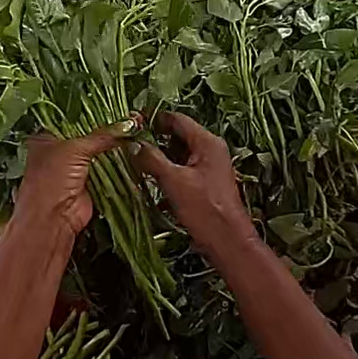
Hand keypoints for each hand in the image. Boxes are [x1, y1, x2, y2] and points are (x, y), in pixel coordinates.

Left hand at [8, 123, 131, 238]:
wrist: (53, 220)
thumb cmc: (51, 180)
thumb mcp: (74, 149)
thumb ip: (101, 135)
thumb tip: (128, 122)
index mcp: (48, 137)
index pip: (75, 117)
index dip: (96, 112)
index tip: (119, 106)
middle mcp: (61, 149)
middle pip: (90, 134)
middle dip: (111, 127)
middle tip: (133, 117)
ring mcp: (77, 166)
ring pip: (101, 150)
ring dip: (117, 143)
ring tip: (138, 128)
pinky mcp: (92, 181)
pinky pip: (109, 166)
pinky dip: (121, 159)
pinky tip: (135, 147)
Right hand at [132, 111, 256, 254]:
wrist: (226, 239)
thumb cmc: (203, 208)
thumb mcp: (173, 180)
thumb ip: (152, 159)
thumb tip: (134, 145)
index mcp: (207, 142)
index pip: (178, 119)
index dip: (155, 119)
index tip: (134, 123)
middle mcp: (211, 149)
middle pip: (179, 135)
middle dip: (155, 140)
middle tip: (131, 144)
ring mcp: (210, 166)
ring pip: (180, 154)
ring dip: (161, 158)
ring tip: (136, 162)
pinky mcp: (206, 182)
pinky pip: (184, 169)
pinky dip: (169, 172)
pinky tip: (152, 182)